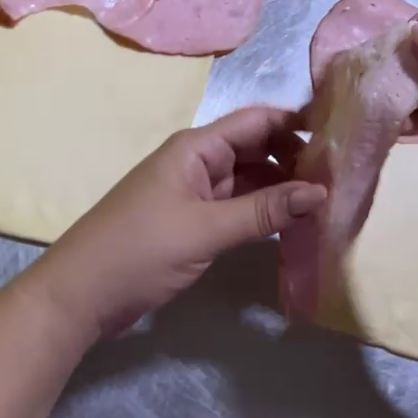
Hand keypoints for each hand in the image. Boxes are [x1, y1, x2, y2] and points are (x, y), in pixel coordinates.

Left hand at [30, 106, 326, 336]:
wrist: (78, 297)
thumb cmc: (139, 250)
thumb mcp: (206, 230)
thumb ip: (264, 210)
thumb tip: (320, 191)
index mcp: (197, 147)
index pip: (256, 120)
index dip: (295, 121)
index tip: (338, 130)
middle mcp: (198, 160)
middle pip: (255, 146)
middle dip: (294, 155)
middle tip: (340, 170)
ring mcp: (195, 191)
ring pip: (248, 176)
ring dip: (281, 184)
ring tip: (324, 196)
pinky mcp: (192, 219)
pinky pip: (236, 203)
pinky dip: (262, 208)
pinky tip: (290, 220)